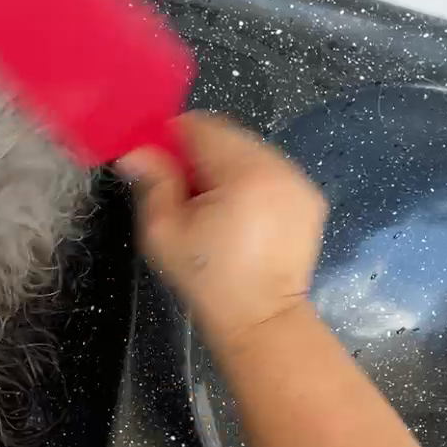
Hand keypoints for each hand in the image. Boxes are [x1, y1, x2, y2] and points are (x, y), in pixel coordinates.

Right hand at [117, 113, 327, 351]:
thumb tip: (136, 152)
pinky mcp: (310, 201)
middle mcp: (279, 166)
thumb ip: (152, 184)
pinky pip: (272, 177)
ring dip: (227, 175)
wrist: (260, 320)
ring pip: (251, 157)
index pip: (201, 126)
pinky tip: (241, 225)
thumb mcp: (163, 234)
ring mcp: (299, 182)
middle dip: (201, 161)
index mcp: (243, 171)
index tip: (158, 168)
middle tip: (185, 200)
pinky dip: (252, 190)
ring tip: (214, 216)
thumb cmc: (206, 281)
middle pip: (228, 138)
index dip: (172, 141)